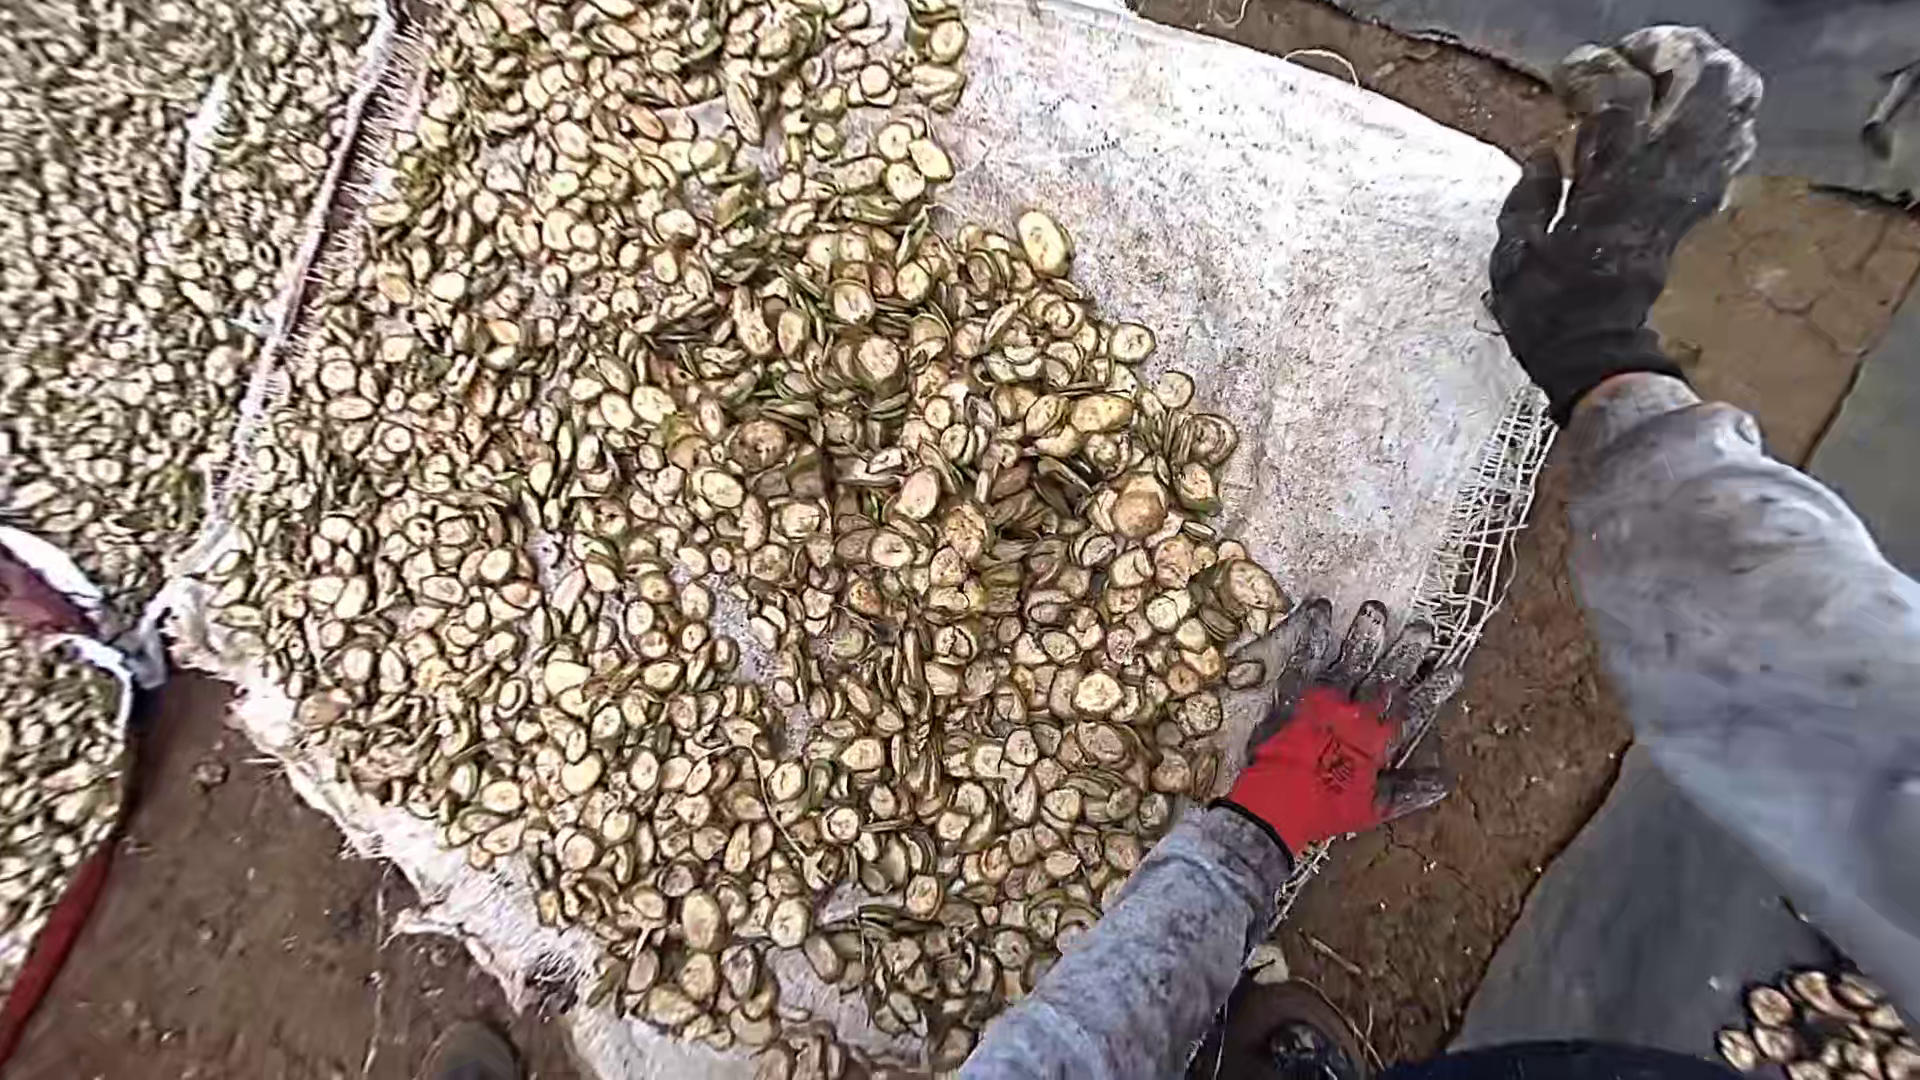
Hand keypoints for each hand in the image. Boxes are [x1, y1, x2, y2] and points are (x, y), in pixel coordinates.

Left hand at [1221, 599, 1460, 853]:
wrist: (1279, 798)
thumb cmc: (1326, 804)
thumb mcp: (1374, 806)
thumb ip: (1409, 789)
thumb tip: (1446, 779)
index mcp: (1378, 740)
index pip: (1415, 709)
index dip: (1435, 689)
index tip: (1454, 668)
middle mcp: (1356, 714)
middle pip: (1386, 677)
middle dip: (1405, 652)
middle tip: (1422, 628)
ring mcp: (1325, 699)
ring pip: (1351, 660)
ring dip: (1366, 634)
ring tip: (1376, 609)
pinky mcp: (1296, 690)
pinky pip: (1307, 655)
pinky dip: (1314, 630)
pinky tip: (1319, 608)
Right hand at [1490, 26, 1762, 424]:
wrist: (1591, 342)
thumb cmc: (1542, 305)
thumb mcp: (1512, 256)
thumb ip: (1528, 198)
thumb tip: (1543, 152)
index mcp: (1608, 184)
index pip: (1616, 100)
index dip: (1593, 73)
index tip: (1566, 70)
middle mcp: (1661, 173)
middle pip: (1694, 79)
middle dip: (1663, 53)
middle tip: (1627, 53)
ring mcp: (1689, 184)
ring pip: (1730, 97)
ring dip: (1705, 70)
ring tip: (1669, 66)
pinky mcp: (1697, 200)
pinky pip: (1735, 137)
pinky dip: (1726, 110)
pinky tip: (1701, 109)